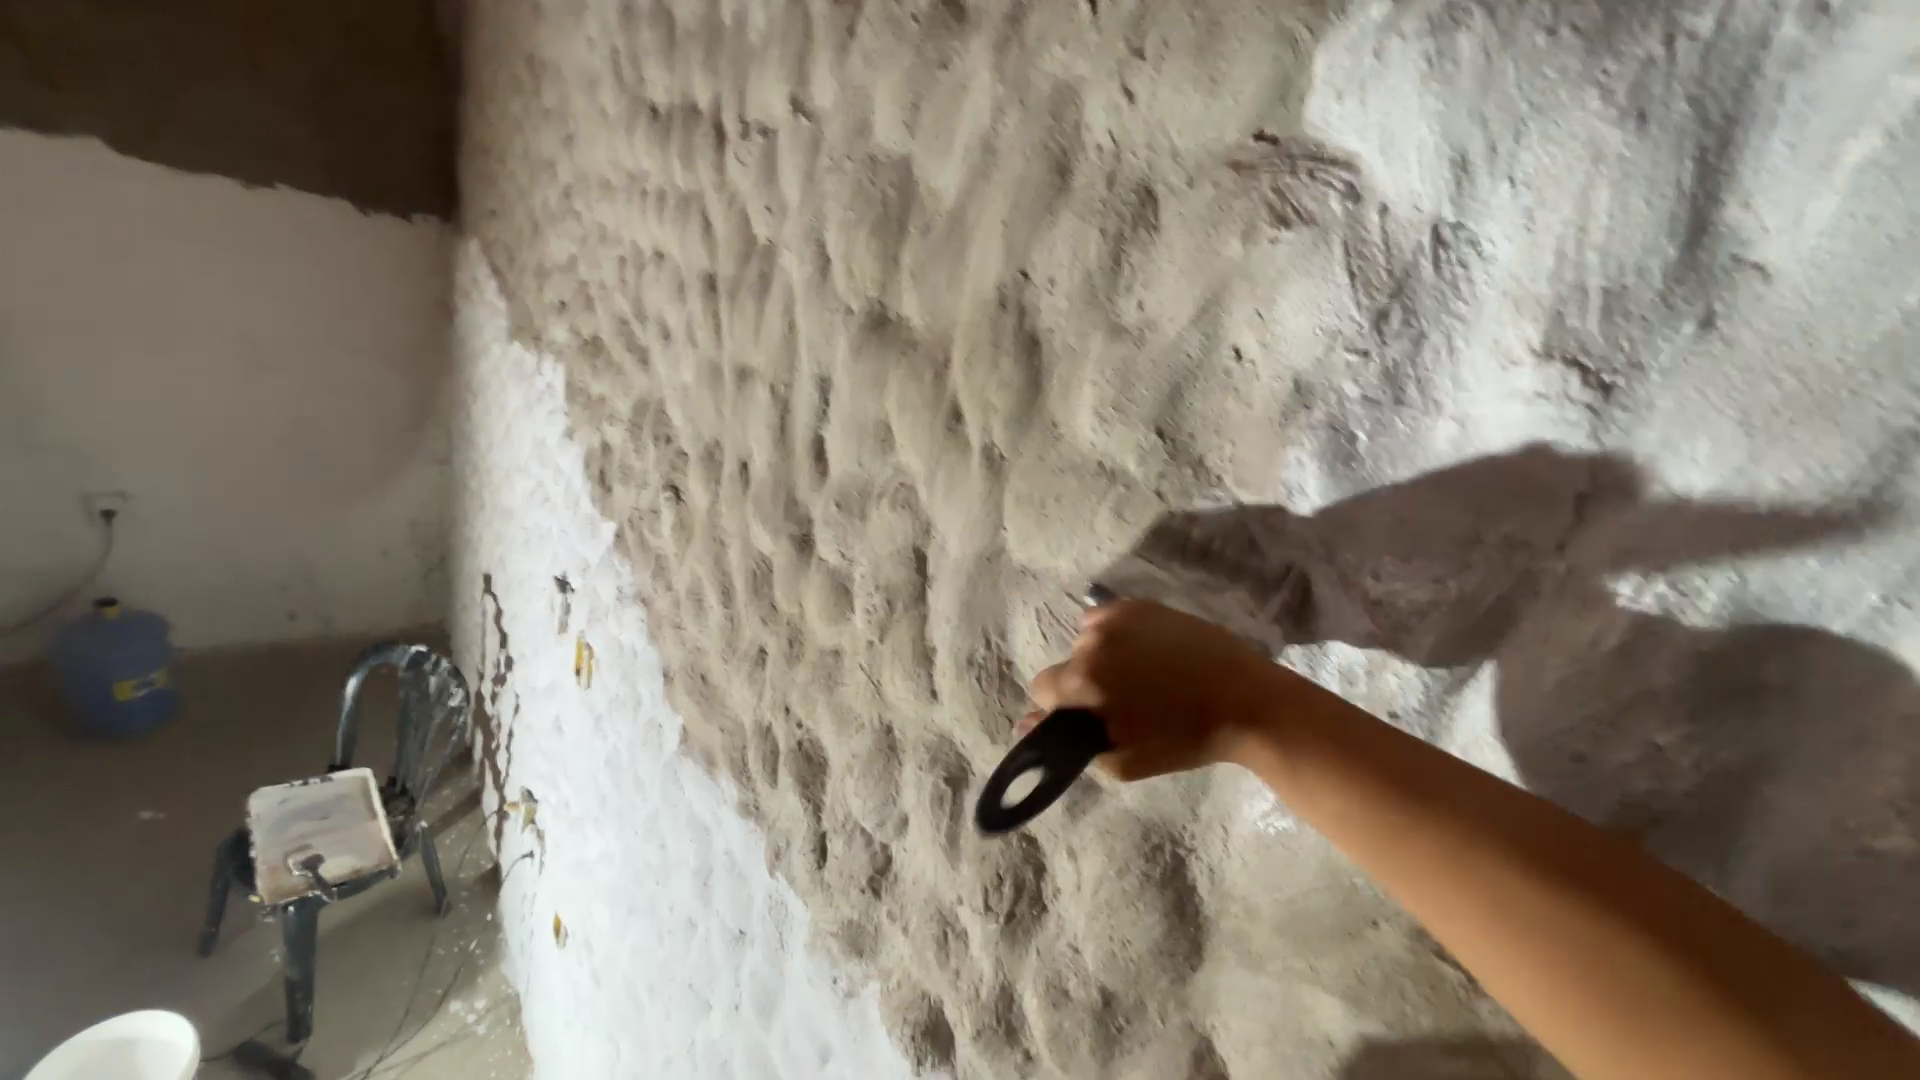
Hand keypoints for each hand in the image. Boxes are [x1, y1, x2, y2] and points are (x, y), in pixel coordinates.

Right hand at [1023, 598, 1305, 780]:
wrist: (1246, 702)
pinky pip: (1107, 618)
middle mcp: (1092, 642)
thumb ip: (1069, 746)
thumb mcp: (1122, 760)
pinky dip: (1115, 634)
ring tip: (1141, 676)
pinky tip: (1145, 652)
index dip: (1059, 707)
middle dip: (1082, 683)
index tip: (1087, 717)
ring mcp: (1118, 618)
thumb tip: (1025, 726)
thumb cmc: (1184, 740)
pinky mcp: (1141, 605)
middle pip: (1067, 663)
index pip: (1043, 688)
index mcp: (1083, 681)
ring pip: (1088, 640)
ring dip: (1101, 658)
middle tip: (1120, 701)